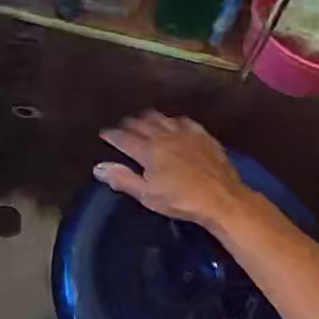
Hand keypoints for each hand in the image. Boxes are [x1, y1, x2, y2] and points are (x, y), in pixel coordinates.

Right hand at [96, 112, 259, 227]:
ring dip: (149, 118)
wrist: (220, 198)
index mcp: (147, 150)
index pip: (123, 138)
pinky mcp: (202, 135)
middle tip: (123, 126)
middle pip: (141, 124)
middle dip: (129, 124)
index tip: (104, 134)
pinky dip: (173, 120)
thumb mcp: (147, 195)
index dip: (112, 135)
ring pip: (162, 119)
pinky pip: (184, 121)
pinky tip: (174, 123)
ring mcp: (184, 133)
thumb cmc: (180, 200)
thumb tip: (98, 167)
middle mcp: (163, 136)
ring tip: (143, 119)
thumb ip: (122, 179)